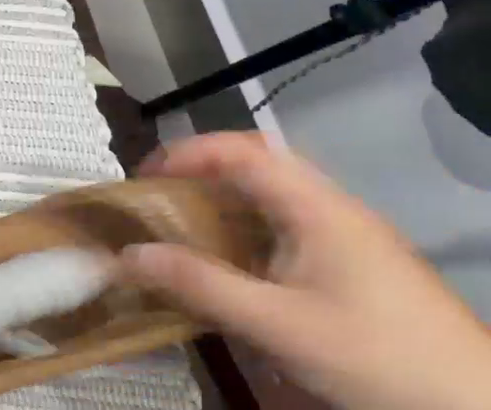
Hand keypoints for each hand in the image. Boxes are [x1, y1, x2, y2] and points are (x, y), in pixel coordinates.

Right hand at [122, 132, 490, 409]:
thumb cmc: (380, 357)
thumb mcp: (280, 325)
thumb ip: (200, 285)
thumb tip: (127, 254)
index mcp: (320, 209)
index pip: (243, 150)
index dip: (186, 154)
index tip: (145, 181)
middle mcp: (337, 212)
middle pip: (260, 165)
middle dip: (203, 174)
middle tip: (163, 198)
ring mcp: (355, 241)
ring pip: (276, 198)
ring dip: (225, 205)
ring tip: (187, 233)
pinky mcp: (364, 270)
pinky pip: (293, 229)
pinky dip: (251, 233)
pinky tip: (237, 270)